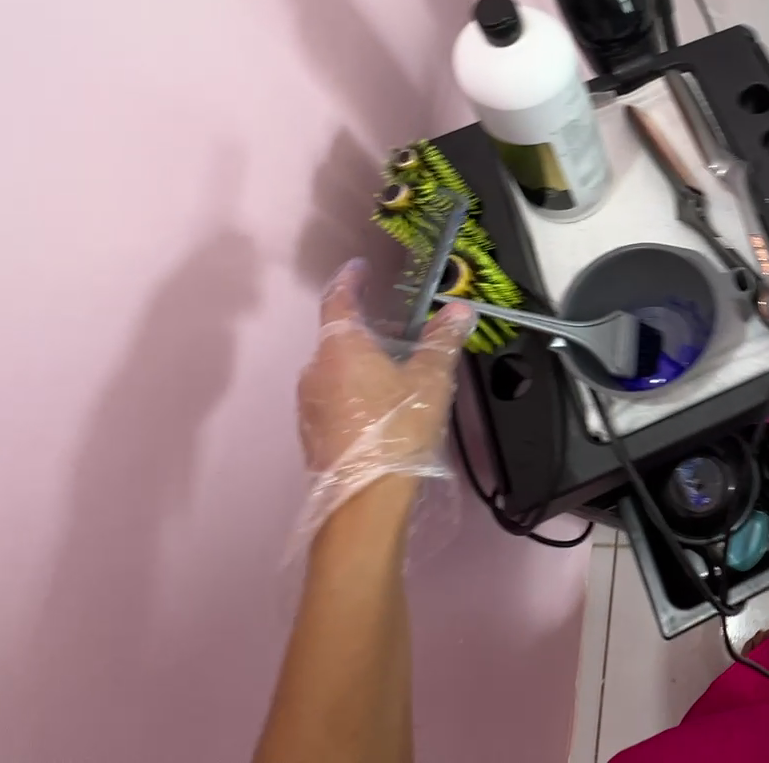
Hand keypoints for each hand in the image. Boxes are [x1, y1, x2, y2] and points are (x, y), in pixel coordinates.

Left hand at [297, 258, 473, 480]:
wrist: (363, 501)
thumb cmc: (397, 429)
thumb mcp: (430, 380)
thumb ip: (442, 341)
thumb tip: (459, 307)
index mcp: (341, 349)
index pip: (338, 299)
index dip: (350, 279)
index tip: (362, 267)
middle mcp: (316, 369)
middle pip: (339, 335)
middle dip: (370, 328)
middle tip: (404, 330)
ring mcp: (309, 402)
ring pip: (337, 366)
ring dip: (363, 359)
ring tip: (399, 369)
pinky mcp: (312, 429)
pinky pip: (334, 392)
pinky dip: (355, 385)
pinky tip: (383, 403)